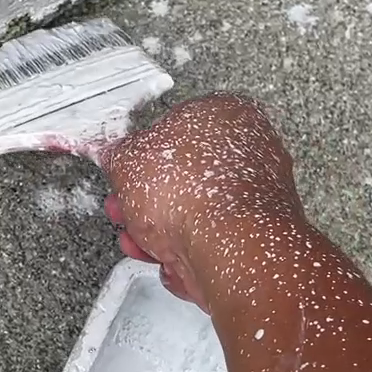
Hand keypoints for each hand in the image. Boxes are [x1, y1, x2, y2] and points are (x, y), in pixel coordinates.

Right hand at [100, 93, 303, 308]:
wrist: (226, 248)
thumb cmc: (192, 194)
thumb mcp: (125, 161)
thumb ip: (116, 155)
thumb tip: (113, 155)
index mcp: (223, 113)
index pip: (173, 125)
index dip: (140, 154)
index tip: (125, 171)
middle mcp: (251, 148)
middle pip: (184, 174)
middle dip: (147, 199)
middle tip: (126, 209)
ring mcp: (258, 194)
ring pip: (195, 212)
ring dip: (160, 230)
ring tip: (138, 240)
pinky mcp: (257, 236)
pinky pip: (212, 241)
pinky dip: (188, 251)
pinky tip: (169, 258)